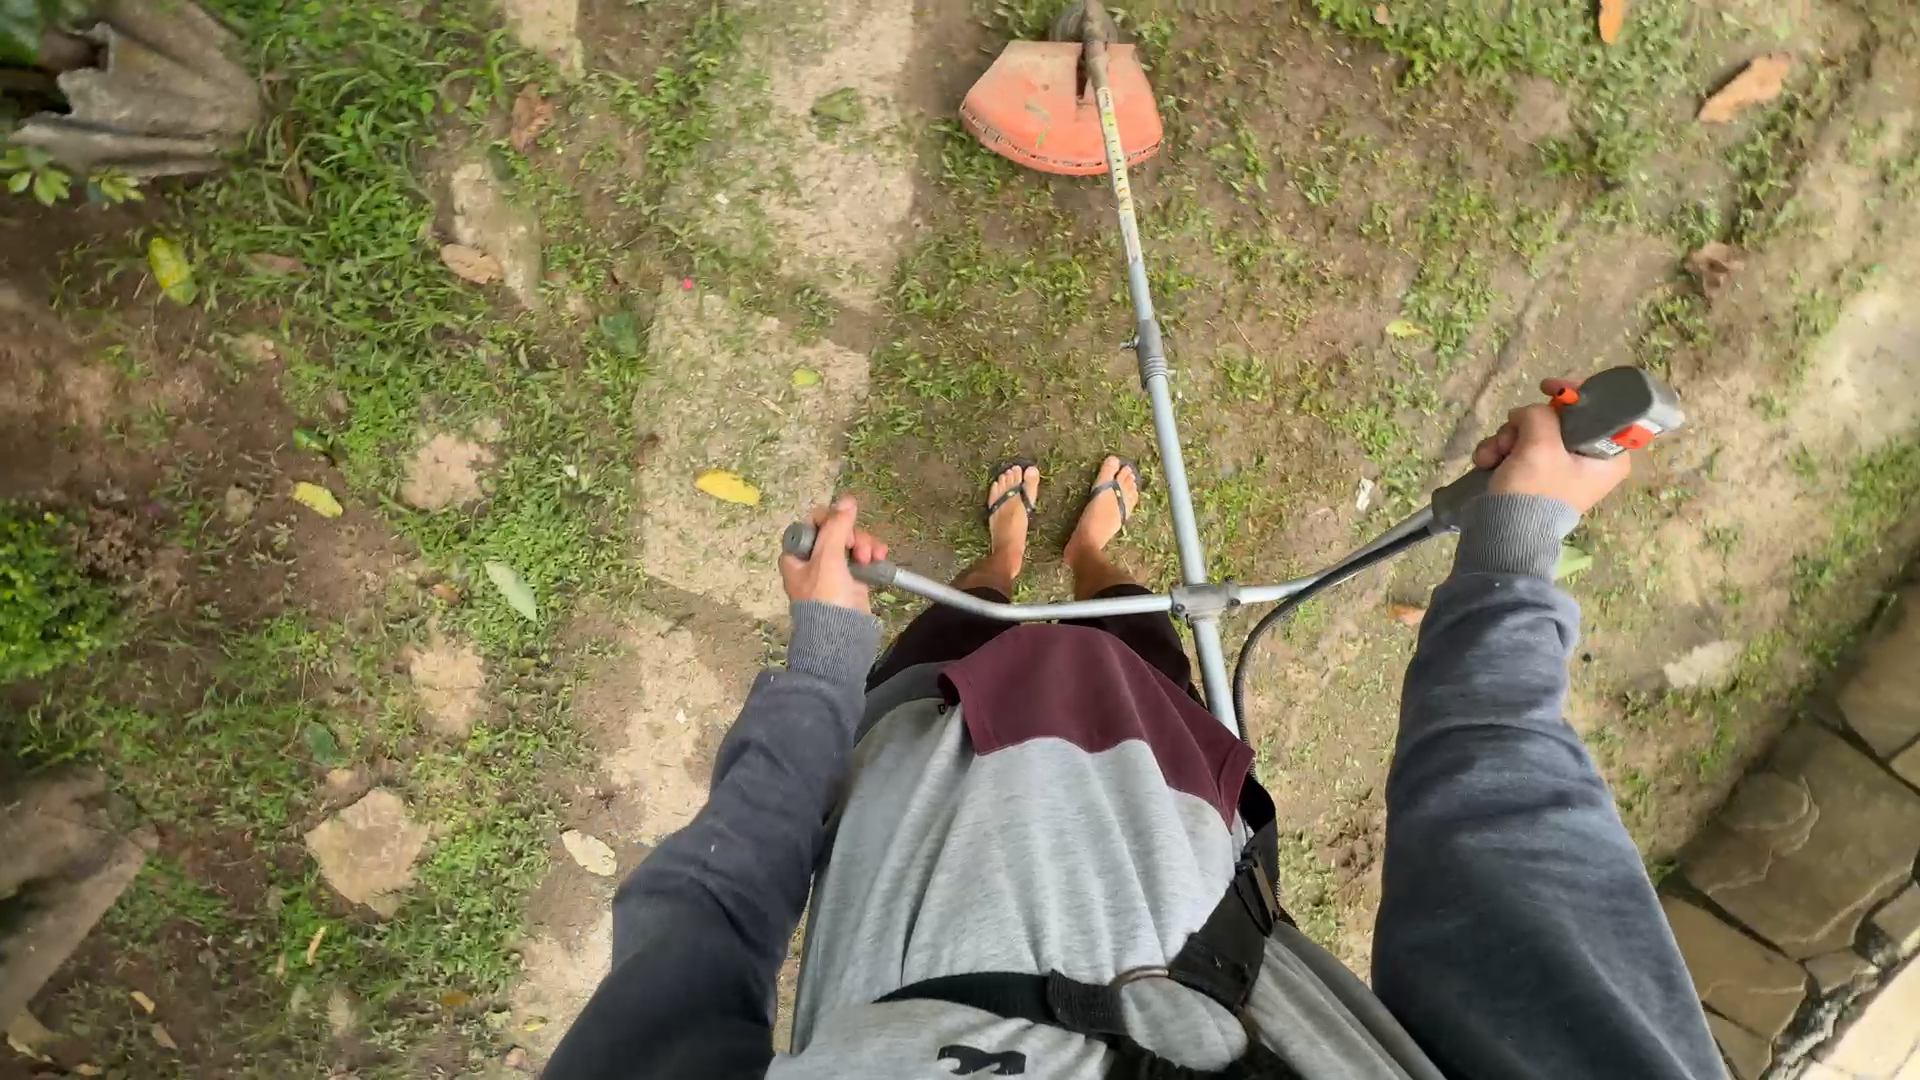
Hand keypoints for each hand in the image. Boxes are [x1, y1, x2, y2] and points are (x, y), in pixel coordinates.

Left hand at [779, 497, 888, 613]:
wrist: (840, 635)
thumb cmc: (826, 596)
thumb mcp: (828, 558)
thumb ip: (837, 527)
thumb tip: (847, 500)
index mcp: (797, 553)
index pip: (813, 523)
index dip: (832, 521)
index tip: (844, 530)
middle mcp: (812, 559)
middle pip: (836, 531)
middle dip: (854, 536)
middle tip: (861, 549)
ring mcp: (833, 569)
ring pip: (852, 542)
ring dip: (866, 545)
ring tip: (874, 557)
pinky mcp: (851, 579)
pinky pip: (862, 557)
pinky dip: (872, 556)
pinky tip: (880, 560)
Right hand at [1471, 377, 1631, 514]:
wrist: (1504, 534)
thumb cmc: (1533, 492)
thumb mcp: (1539, 447)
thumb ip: (1539, 416)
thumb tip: (1527, 412)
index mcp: (1608, 456)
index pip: (1599, 412)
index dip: (1572, 395)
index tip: (1547, 387)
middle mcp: (1585, 461)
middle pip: (1555, 423)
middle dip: (1524, 427)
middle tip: (1510, 439)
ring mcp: (1555, 470)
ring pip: (1528, 435)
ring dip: (1504, 440)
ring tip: (1492, 457)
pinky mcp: (1529, 478)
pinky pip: (1514, 452)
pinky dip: (1496, 453)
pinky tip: (1485, 463)